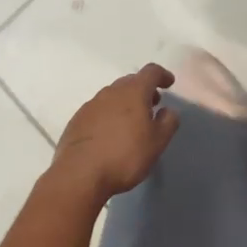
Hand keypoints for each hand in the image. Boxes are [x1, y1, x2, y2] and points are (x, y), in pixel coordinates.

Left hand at [47, 64, 179, 204]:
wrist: (79, 174)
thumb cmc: (125, 156)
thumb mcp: (157, 143)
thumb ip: (168, 122)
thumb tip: (169, 110)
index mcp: (134, 91)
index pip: (151, 71)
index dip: (162, 75)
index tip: (169, 83)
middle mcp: (112, 91)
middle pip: (131, 81)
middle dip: (144, 89)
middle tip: (152, 104)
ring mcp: (92, 104)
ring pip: (113, 95)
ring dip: (125, 102)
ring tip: (132, 121)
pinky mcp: (78, 119)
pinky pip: (99, 109)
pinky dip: (109, 114)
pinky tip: (110, 133)